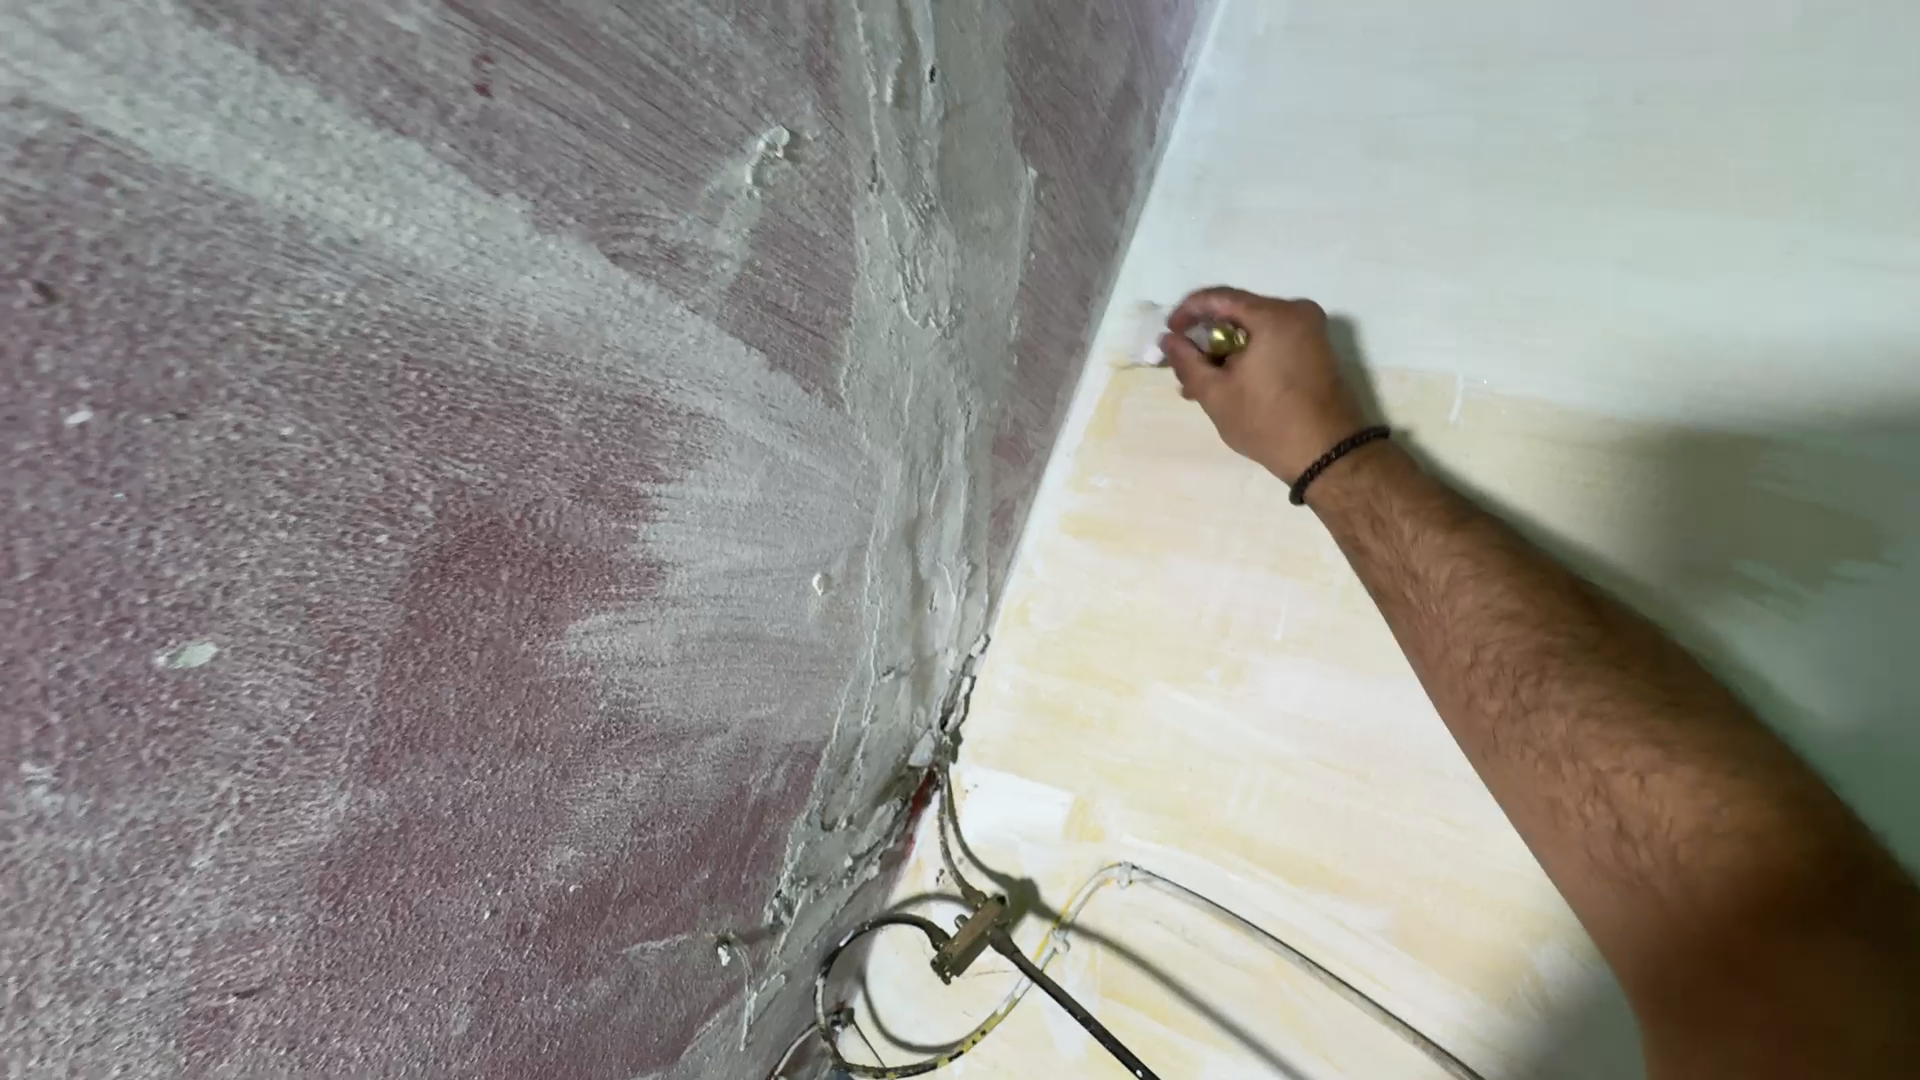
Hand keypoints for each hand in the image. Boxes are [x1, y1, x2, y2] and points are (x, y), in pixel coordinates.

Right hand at [1160, 286, 1370, 482]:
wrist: (1326, 453)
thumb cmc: (1266, 421)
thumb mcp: (1215, 393)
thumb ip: (1187, 361)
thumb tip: (1168, 340)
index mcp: (1274, 315)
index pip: (1218, 297)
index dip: (1187, 312)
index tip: (1168, 334)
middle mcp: (1296, 312)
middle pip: (1237, 313)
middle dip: (1205, 338)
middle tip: (1182, 365)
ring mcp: (1310, 331)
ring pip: (1253, 330)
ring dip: (1224, 351)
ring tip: (1200, 384)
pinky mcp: (1314, 350)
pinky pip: (1271, 341)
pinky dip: (1246, 356)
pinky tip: (1228, 382)